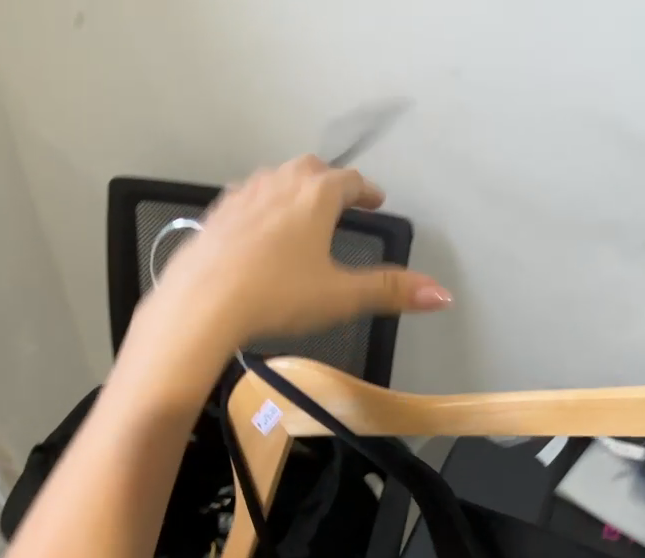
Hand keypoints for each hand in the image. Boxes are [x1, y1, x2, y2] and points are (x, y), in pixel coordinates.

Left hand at [146, 155, 450, 348]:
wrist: (203, 301)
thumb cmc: (274, 295)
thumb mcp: (340, 297)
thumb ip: (390, 291)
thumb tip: (441, 294)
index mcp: (316, 196)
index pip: (350, 182)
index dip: (367, 190)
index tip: (375, 198)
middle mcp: (279, 184)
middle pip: (311, 170)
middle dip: (329, 181)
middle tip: (340, 195)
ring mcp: (243, 196)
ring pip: (275, 180)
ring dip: (293, 189)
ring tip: (301, 209)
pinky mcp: (216, 216)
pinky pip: (245, 201)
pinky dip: (260, 207)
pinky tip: (258, 229)